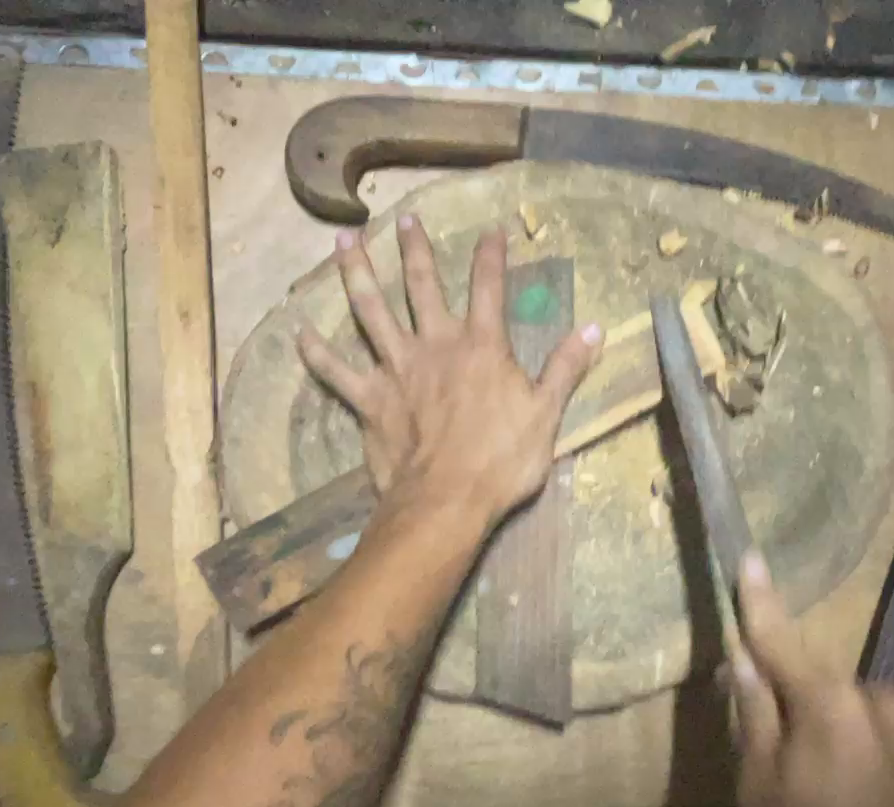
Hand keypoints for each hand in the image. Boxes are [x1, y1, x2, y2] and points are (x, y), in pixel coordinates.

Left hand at [297, 215, 602, 532]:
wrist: (447, 501)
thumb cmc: (502, 461)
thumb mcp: (546, 415)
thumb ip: (566, 369)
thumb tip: (594, 329)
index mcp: (482, 347)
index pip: (489, 289)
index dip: (492, 257)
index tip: (492, 230)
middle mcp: (436, 346)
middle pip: (422, 287)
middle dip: (415, 249)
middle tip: (405, 218)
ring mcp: (397, 370)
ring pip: (372, 312)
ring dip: (357, 274)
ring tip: (344, 240)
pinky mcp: (370, 400)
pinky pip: (337, 372)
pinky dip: (317, 353)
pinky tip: (299, 331)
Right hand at [726, 552, 893, 806]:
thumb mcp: (760, 792)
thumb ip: (754, 717)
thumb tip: (742, 659)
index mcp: (828, 704)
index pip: (780, 638)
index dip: (758, 600)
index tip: (748, 556)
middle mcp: (873, 702)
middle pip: (811, 675)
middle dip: (780, 684)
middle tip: (753, 724)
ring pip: (841, 705)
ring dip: (814, 720)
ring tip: (797, 778)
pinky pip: (867, 729)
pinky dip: (844, 740)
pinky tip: (837, 788)